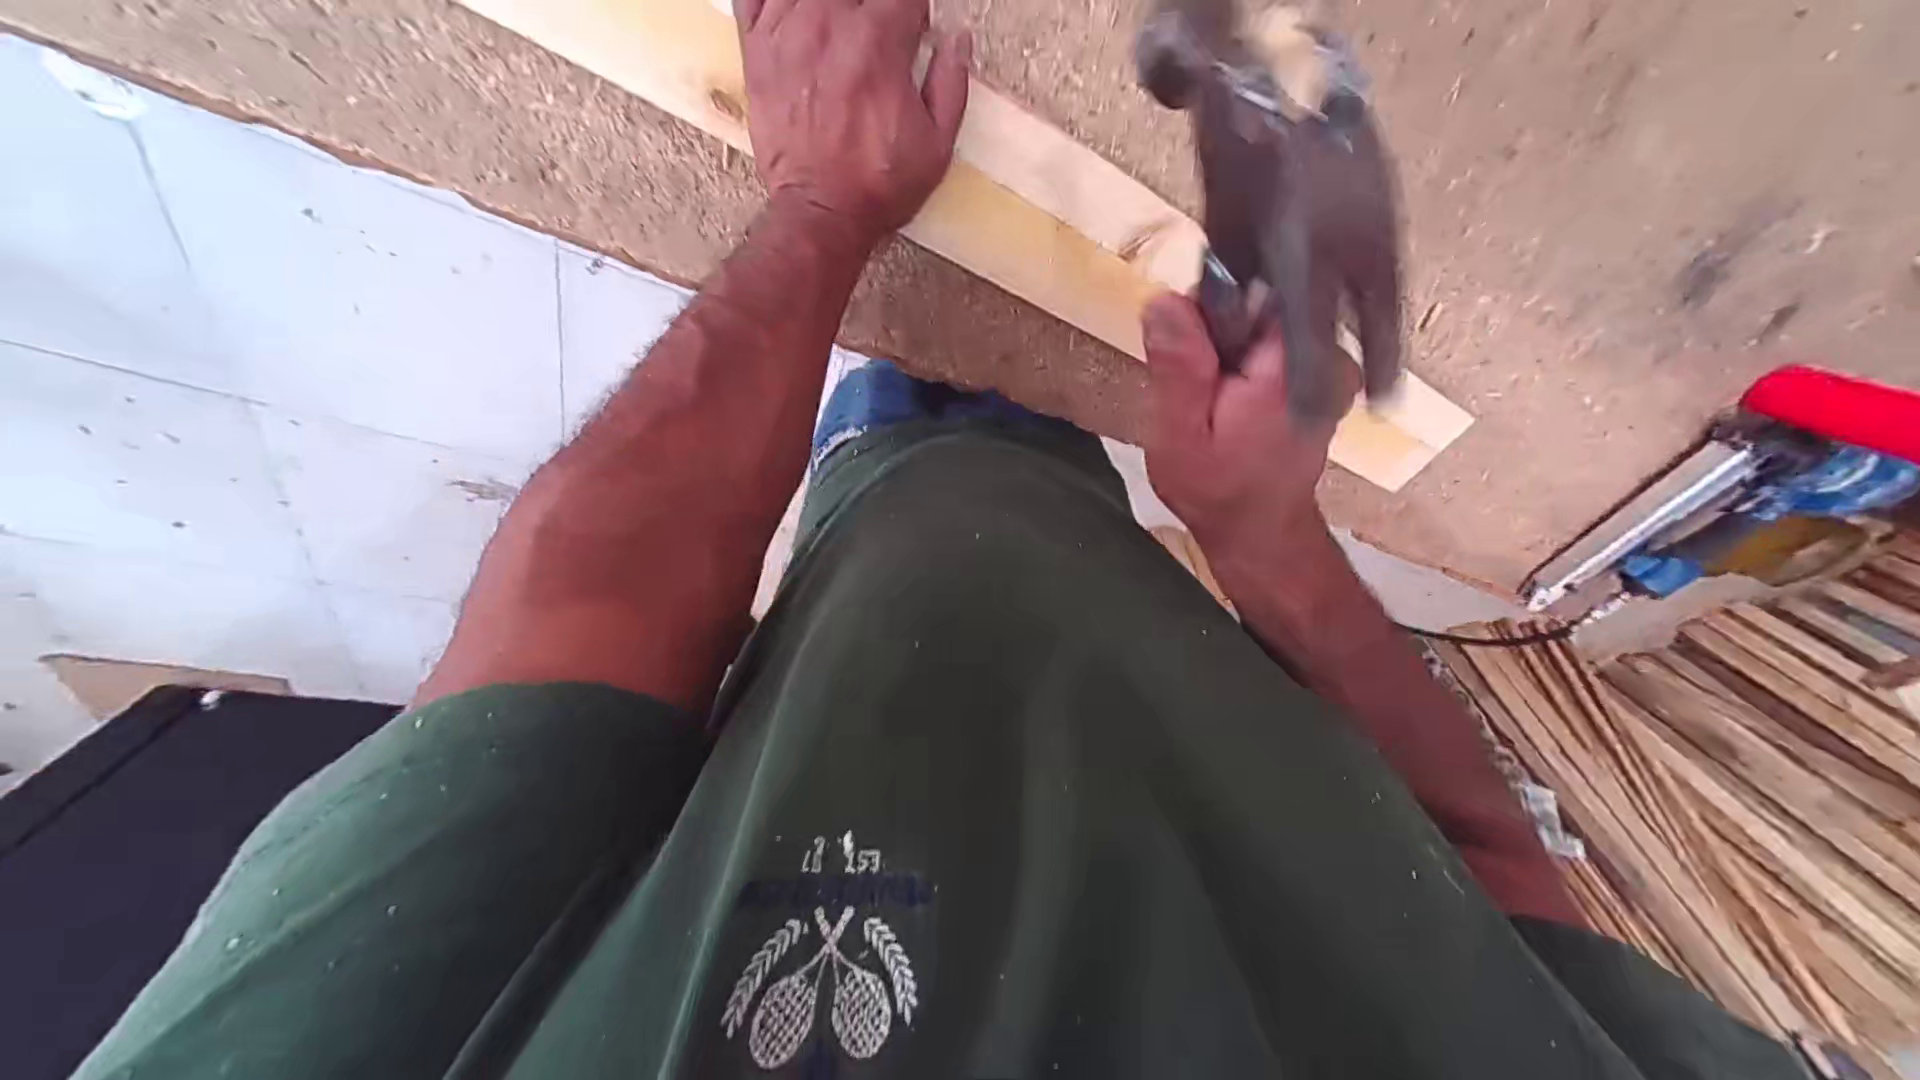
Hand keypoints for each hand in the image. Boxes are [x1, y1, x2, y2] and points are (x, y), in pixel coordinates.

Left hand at [734, 0, 970, 243]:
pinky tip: (797, 20)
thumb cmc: (877, 187)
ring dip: (831, 8)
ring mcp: (787, 34)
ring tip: (839, 33)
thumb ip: (950, 86)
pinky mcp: (757, 53)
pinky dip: (775, 2)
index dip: (913, 14)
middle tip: (874, 39)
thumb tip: (956, 42)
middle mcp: (830, 24)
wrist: (823, 215)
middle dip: (871, 10)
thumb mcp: (936, 148)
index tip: (912, 34)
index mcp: (879, 42)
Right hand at [1142, 293, 1353, 568]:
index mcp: (1294, 360)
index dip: (1203, 309)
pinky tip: (1230, 398)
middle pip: (1255, 301)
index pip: (1246, 288)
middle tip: (1195, 388)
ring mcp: (1329, 363)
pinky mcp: (1321, 374)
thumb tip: (1165, 301)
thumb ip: (1179, 368)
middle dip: (1213, 332)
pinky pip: (1271, 343)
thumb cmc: (1217, 491)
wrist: (1257, 530)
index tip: (1184, 353)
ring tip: (1213, 398)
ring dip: (1226, 349)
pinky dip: (1243, 361)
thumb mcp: (1182, 434)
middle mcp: (1326, 353)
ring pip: (1260, 321)